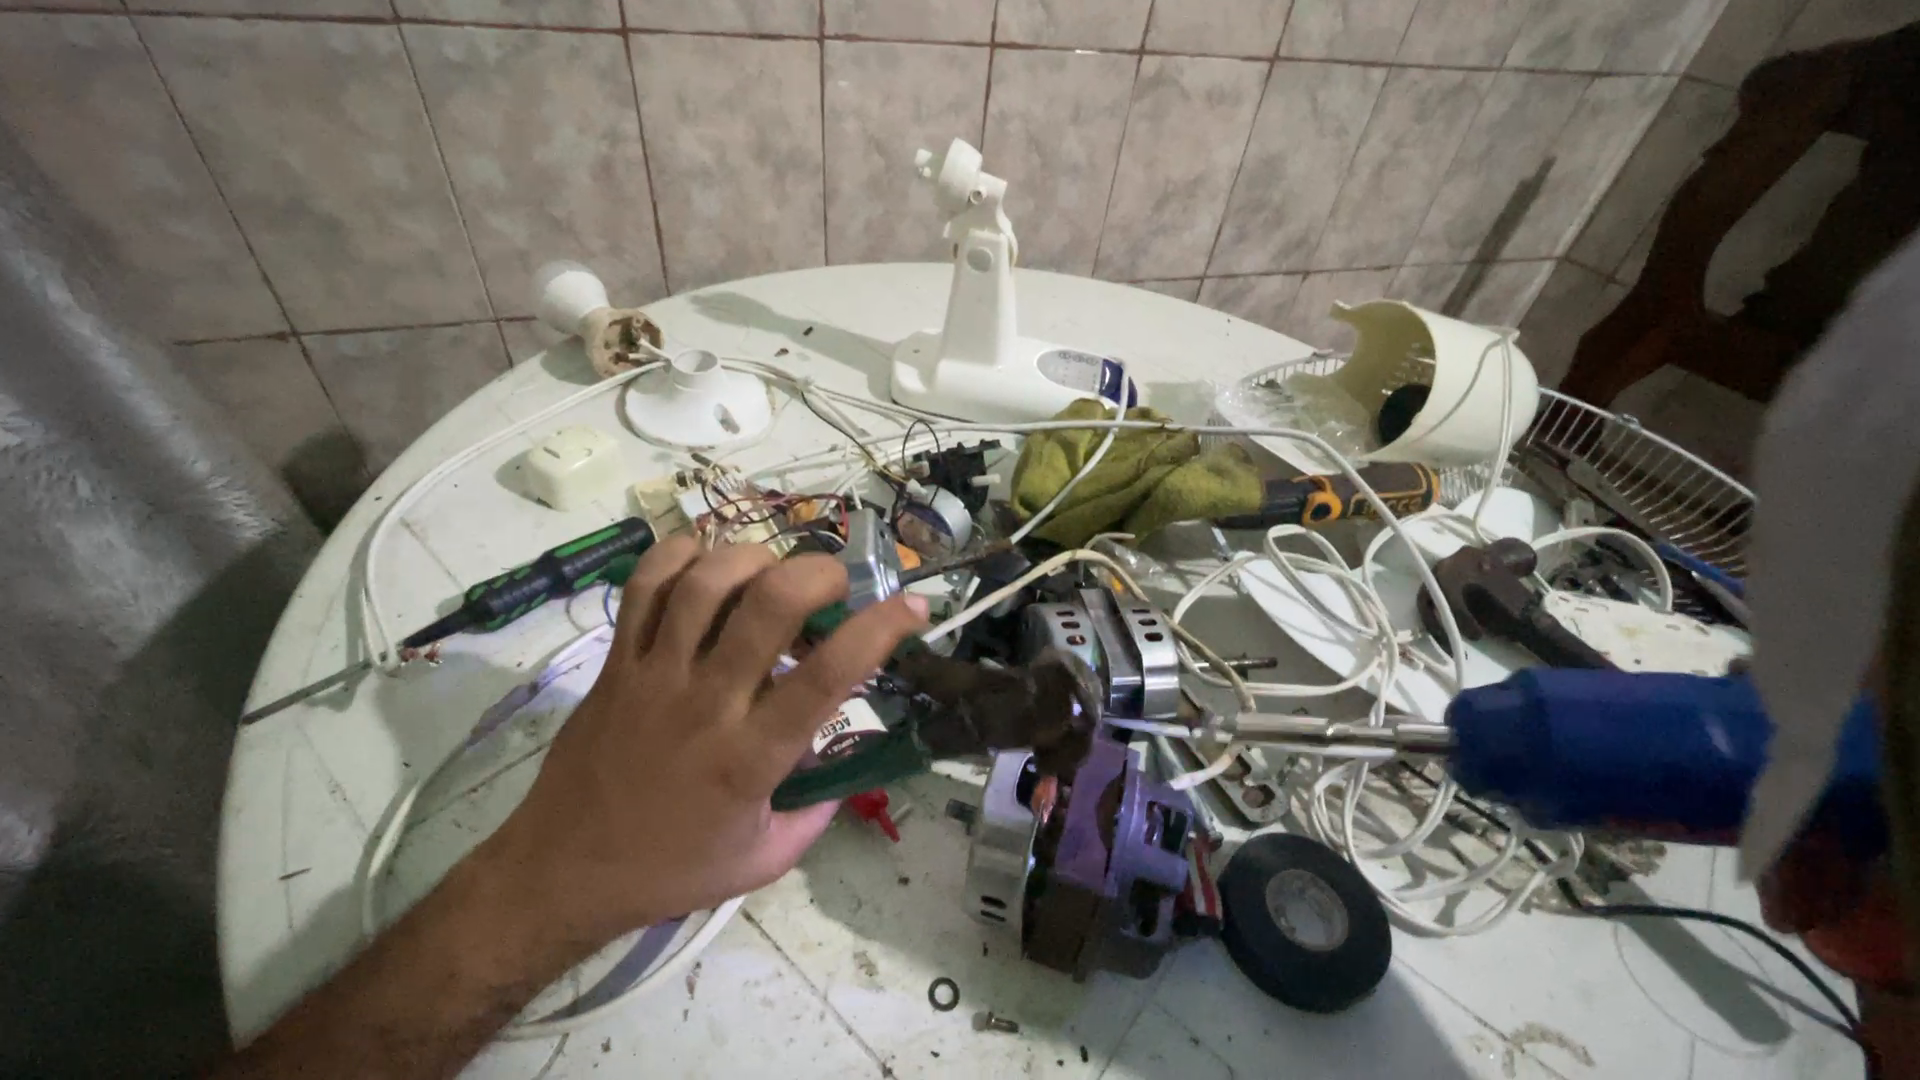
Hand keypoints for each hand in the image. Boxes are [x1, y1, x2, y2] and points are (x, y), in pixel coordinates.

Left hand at [490, 536, 926, 938]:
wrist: (562, 872)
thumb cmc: (673, 869)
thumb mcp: (766, 858)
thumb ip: (819, 811)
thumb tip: (849, 762)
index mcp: (752, 757)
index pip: (829, 676)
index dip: (881, 629)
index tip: (913, 606)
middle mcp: (708, 702)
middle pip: (769, 605)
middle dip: (818, 573)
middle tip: (835, 582)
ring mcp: (655, 674)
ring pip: (706, 582)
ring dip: (754, 559)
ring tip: (773, 573)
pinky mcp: (615, 661)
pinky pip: (644, 586)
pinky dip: (680, 556)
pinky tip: (708, 563)